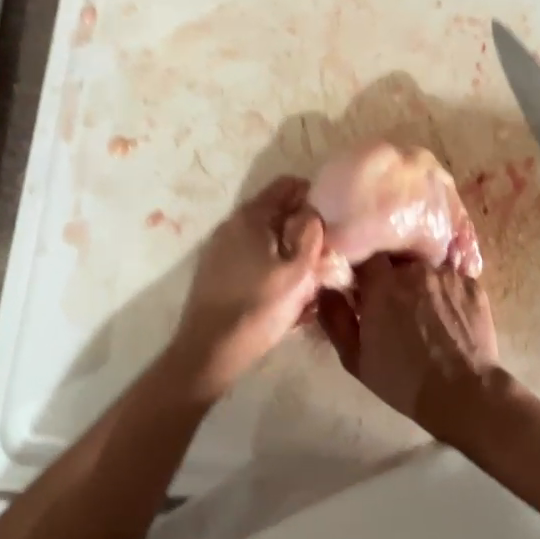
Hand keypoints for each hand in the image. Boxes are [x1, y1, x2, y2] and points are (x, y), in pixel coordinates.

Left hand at [168, 176, 327, 400]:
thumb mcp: (298, 271)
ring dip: (289, 254)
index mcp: (250, 216)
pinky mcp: (217, 273)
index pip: (287, 185)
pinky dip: (272, 270)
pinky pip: (254, 260)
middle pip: (277, 213)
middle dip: (302, 230)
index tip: (332, 220)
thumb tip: (313, 212)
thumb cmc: (258, 309)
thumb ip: (311, 234)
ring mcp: (221, 249)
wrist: (208, 354)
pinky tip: (285, 298)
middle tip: (323, 257)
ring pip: (267, 240)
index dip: (313, 195)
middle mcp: (232, 225)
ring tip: (307, 284)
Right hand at [316, 258, 502, 443]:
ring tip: (424, 310)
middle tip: (392, 300)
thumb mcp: (356, 359)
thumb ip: (335, 319)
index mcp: (382, 284)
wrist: (463, 393)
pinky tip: (449, 316)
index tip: (361, 284)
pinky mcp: (472, 283)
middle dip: (391, 275)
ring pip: (426, 268)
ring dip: (420, 283)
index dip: (362, 268)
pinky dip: (446, 292)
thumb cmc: (402, 380)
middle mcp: (414, 269)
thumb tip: (325, 290)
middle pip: (397, 259)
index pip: (365, 254)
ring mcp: (447, 273)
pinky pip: (452, 278)